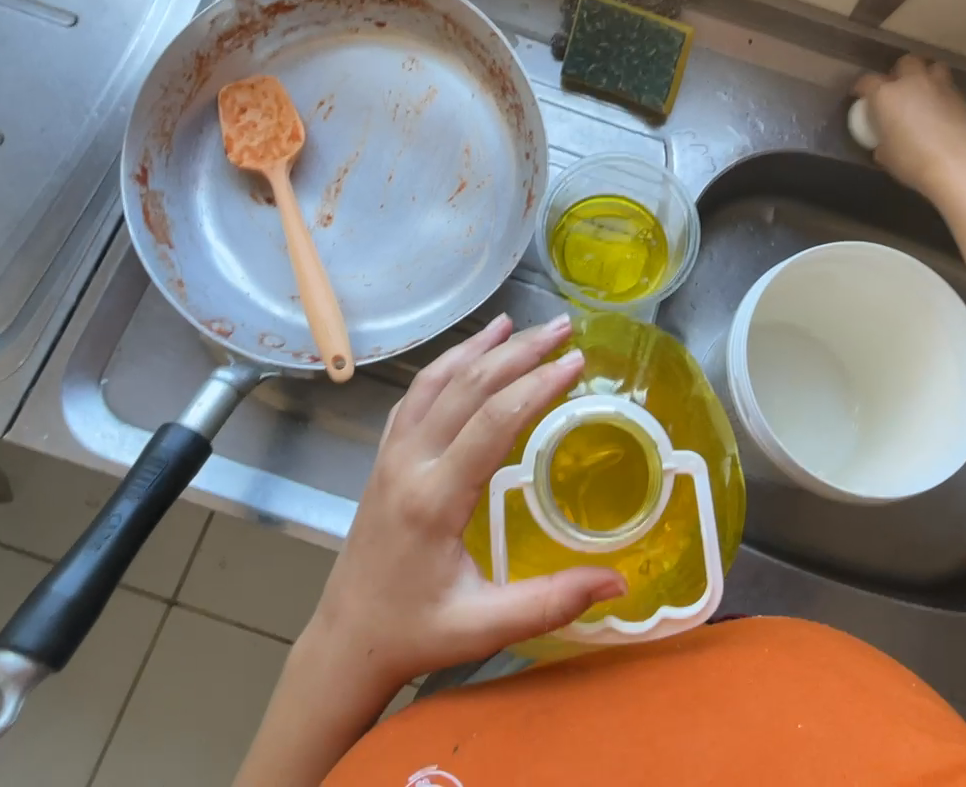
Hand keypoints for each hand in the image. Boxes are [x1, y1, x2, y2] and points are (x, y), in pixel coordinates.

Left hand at [303, 313, 624, 689]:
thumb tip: (619, 586)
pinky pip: (415, 397)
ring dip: (479, 348)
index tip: (576, 361)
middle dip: (519, 352)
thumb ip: (552, 602)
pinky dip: (445, 365)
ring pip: (435, 383)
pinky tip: (468, 354)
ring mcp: (390, 456)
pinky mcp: (384, 458)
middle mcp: (408, 464)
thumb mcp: (484, 626)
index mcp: (434, 499)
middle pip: (467, 387)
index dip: (537, 386)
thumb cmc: (415, 634)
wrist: (346, 640)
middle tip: (563, 328)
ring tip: (519, 324)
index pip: (493, 422)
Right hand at [852, 56, 965, 197]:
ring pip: (933, 67)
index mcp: (886, 95)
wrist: (957, 165)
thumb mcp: (886, 156)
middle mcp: (912, 83)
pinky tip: (941, 113)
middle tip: (898, 89)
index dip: (862, 87)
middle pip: (906, 62)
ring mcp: (939, 87)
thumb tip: (883, 144)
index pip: (867, 81)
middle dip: (901, 72)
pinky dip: (942, 96)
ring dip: (927, 76)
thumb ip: (882, 142)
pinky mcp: (961, 98)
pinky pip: (948, 89)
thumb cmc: (912, 161)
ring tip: (923, 93)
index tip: (860, 95)